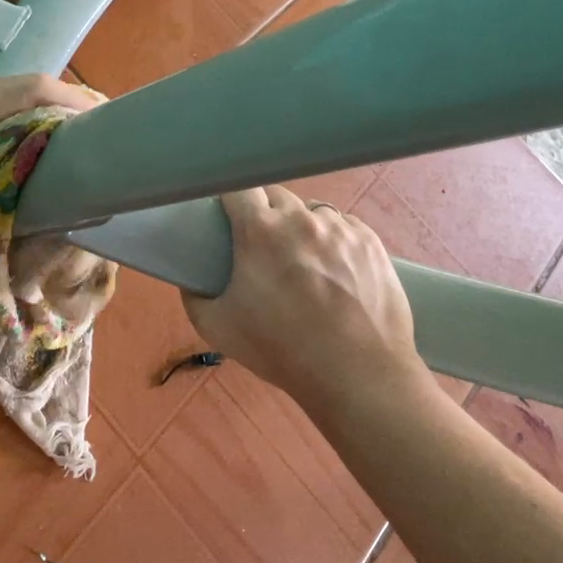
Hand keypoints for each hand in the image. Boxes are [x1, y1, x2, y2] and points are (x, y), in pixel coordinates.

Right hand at [183, 186, 425, 407]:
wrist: (357, 375)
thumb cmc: (282, 350)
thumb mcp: (218, 328)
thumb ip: (195, 298)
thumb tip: (191, 283)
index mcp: (260, 231)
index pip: (238, 187)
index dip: (231, 198)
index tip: (229, 215)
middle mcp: (301, 219)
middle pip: (276, 195)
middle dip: (265, 212)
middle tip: (263, 246)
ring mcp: (341, 228)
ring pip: (312, 211)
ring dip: (302, 226)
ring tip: (304, 260)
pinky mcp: (371, 242)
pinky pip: (345, 226)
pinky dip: (335, 239)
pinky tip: (335, 268)